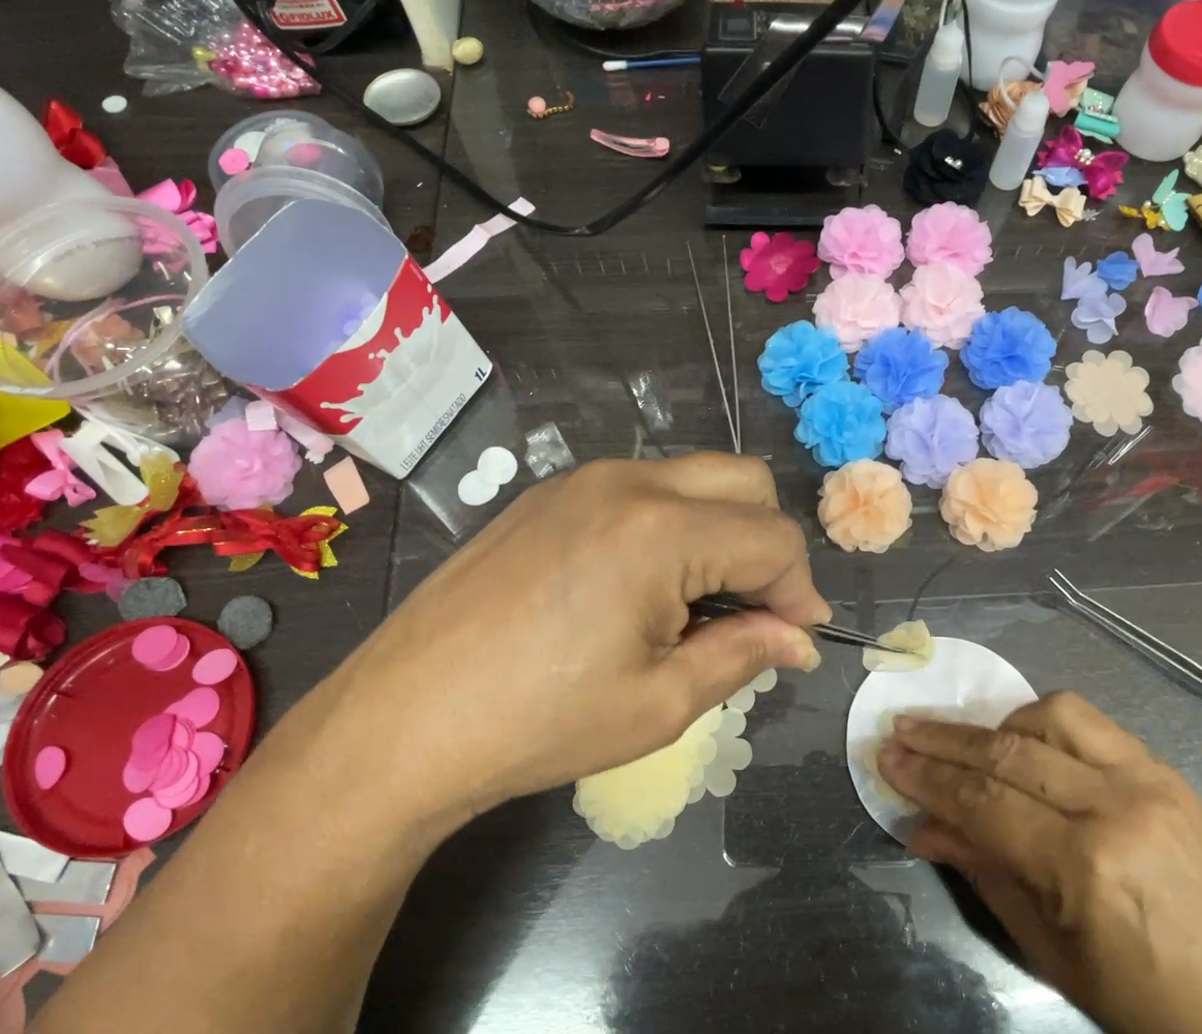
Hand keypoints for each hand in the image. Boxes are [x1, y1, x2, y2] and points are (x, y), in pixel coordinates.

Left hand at [327, 454, 828, 830]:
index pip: (772, 537)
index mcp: (661, 530)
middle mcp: (627, 482)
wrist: (402, 720)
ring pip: (693, 479)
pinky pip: (641, 490)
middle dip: (768, 545)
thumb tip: (797, 638)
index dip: (799, 590)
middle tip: (756, 614)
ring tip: (698, 608)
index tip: (795, 640)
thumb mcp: (660, 703)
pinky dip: (672, 526)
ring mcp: (580, 481)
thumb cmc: (540, 723)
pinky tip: (642, 589)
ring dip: (721, 531)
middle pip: (744, 481)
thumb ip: (744, 654)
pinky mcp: (548, 496)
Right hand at [877, 692, 1201, 1033]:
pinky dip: (1045, 723)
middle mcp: (1116, 807)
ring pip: (1052, 717)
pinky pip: (1094, 724)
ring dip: (996, 723)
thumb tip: (923, 829)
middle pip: (1007, 753)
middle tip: (899, 730)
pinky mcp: (1168, 772)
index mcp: (1085, 866)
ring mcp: (1149, 781)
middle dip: (944, 741)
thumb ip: (985, 876)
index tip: (886, 757)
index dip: (927, 778)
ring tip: (962, 740)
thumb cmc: (1147, 1001)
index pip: (984, 802)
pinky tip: (1022, 740)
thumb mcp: (1052, 952)